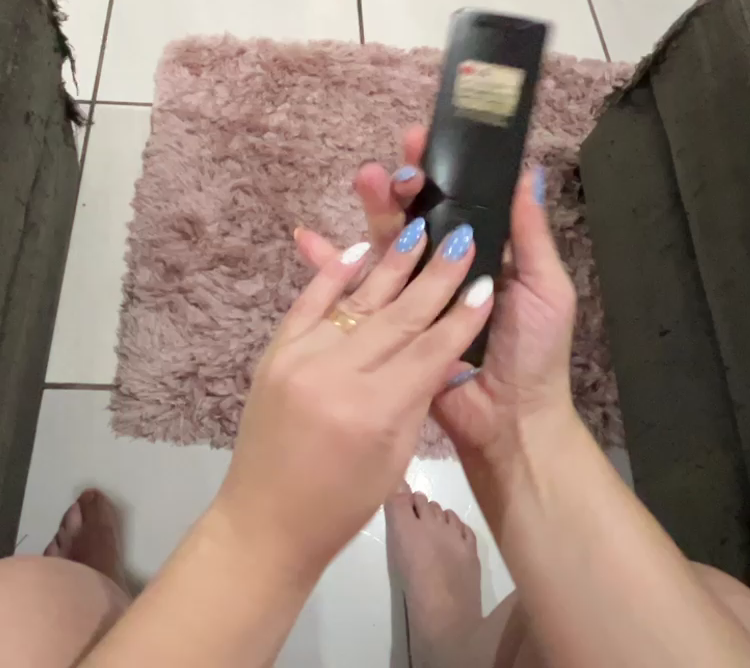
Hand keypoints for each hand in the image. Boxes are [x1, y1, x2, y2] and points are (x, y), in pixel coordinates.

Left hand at [214, 217, 493, 580]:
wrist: (263, 520)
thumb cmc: (340, 504)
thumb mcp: (394, 458)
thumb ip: (416, 397)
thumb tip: (441, 348)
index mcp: (372, 411)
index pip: (429, 352)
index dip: (462, 318)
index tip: (487, 283)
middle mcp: (334, 375)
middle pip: (398, 316)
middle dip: (436, 277)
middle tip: (462, 239)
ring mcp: (298, 358)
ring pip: (357, 302)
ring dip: (391, 264)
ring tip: (419, 229)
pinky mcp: (274, 351)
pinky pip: (308, 303)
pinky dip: (334, 274)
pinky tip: (360, 249)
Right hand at [297, 129, 579, 463]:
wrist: (509, 419)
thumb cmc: (533, 352)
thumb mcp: (546, 288)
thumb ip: (531, 234)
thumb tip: (526, 172)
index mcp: (479, 252)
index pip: (455, 201)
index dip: (439, 170)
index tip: (424, 140)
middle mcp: (441, 266)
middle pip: (415, 215)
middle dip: (401, 184)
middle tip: (394, 166)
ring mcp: (411, 292)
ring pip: (385, 241)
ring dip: (370, 208)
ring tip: (361, 178)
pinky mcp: (386, 320)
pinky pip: (353, 288)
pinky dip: (328, 264)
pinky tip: (307, 239)